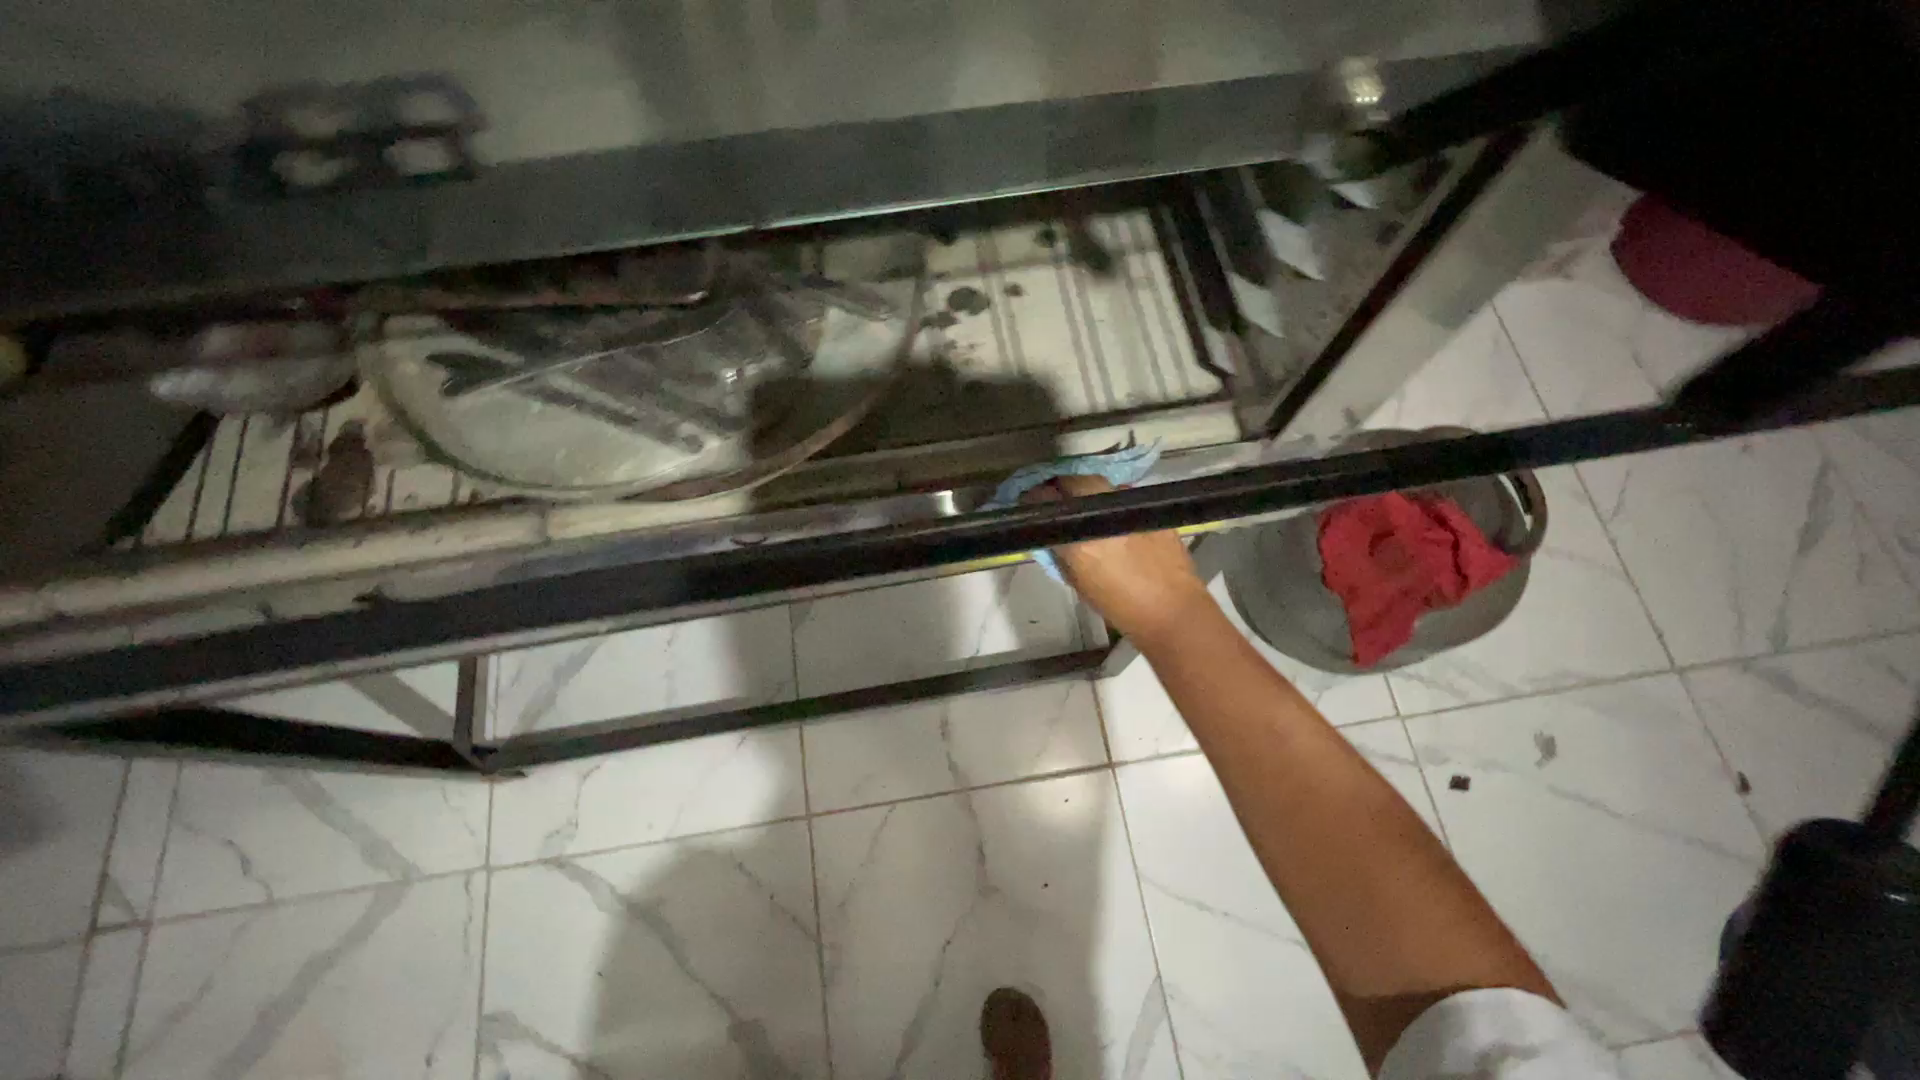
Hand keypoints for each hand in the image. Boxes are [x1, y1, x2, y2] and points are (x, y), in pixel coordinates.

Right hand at [1022, 475, 1215, 645]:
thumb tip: (1051, 533)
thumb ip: (1061, 552)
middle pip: (1072, 481)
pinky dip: (1110, 498)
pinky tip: (1111, 513)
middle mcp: (1101, 516)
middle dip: (1059, 486)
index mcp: (1078, 541)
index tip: (1028, 501)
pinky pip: (1122, 493)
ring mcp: (1128, 507)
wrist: (1171, 609)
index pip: (1044, 501)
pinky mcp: (1149, 506)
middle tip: (1054, 497)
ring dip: (1085, 489)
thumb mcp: (1077, 581)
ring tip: (1082, 503)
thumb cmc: (1119, 606)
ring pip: (1098, 483)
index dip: (1032, 498)